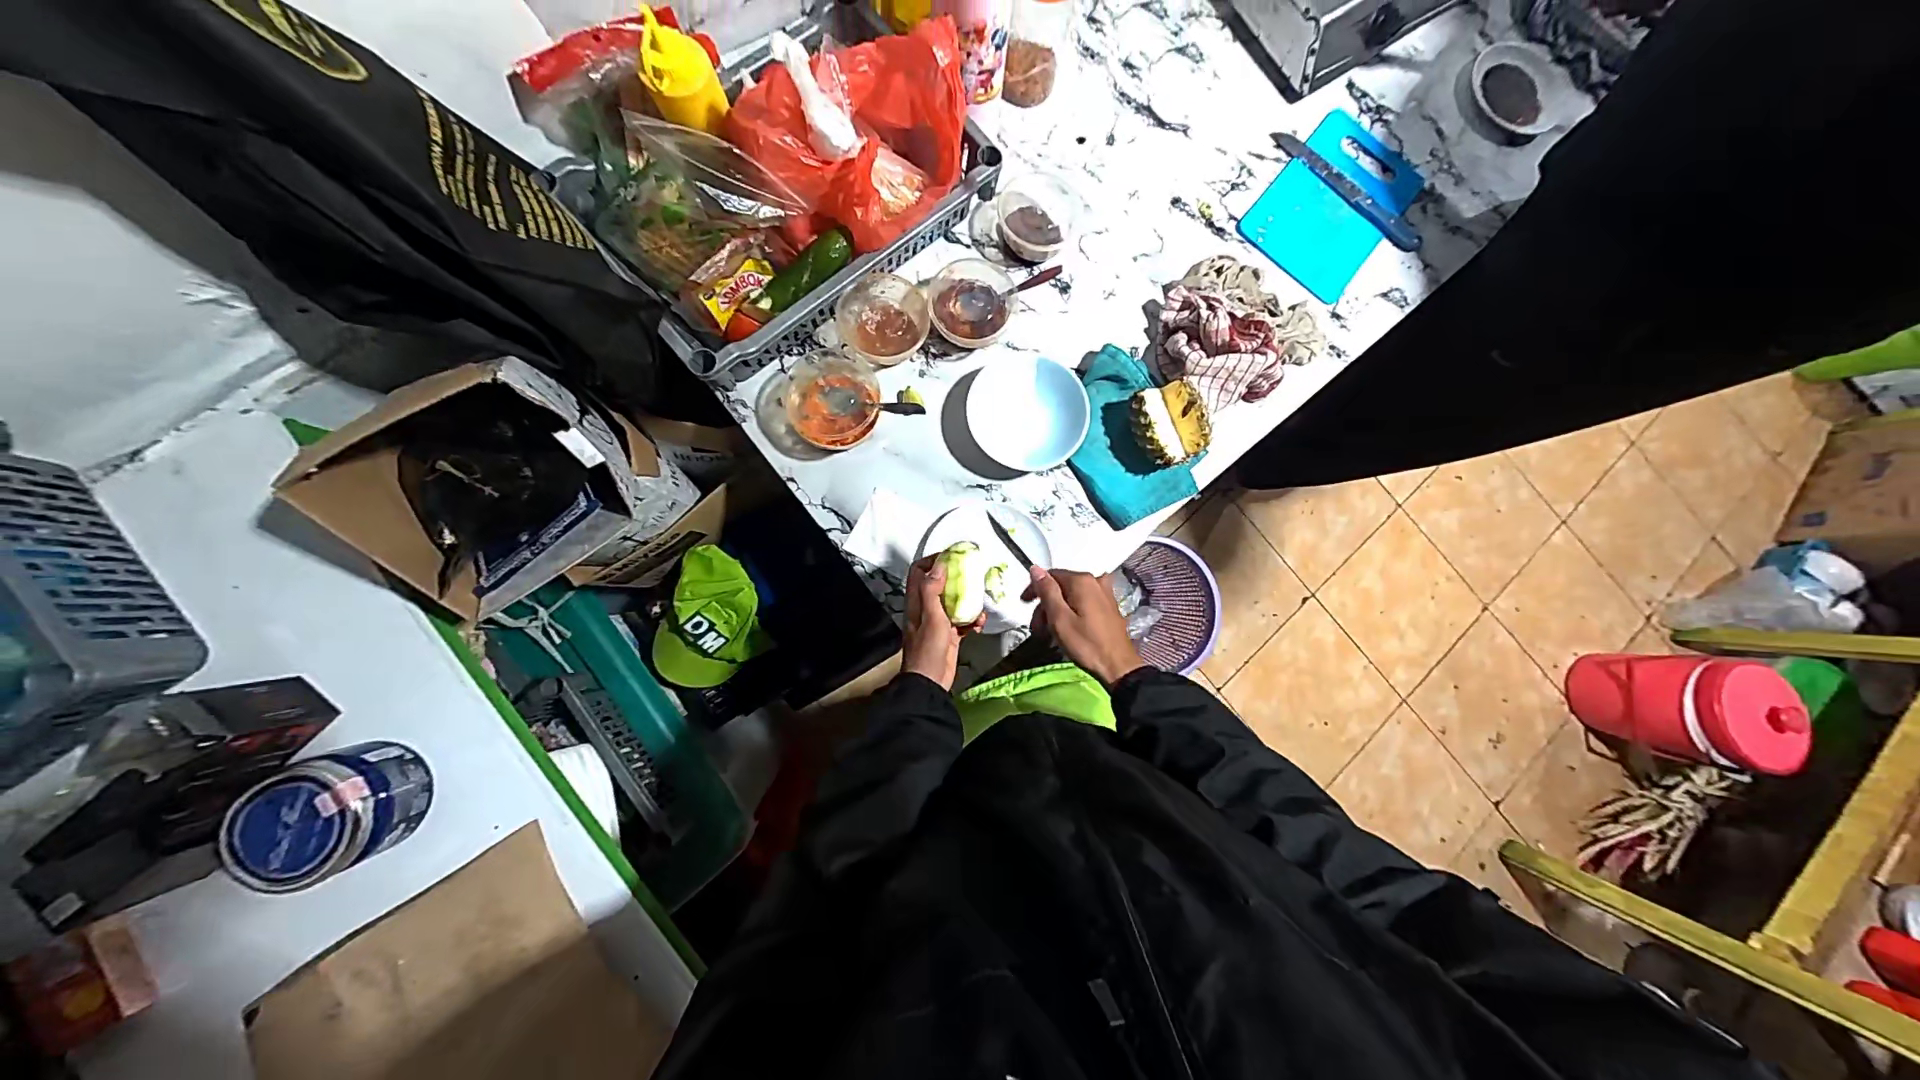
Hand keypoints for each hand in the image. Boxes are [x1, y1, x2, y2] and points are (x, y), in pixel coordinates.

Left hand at [902, 555, 980, 690]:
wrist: (930, 681)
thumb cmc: (928, 649)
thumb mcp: (931, 616)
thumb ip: (932, 590)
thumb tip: (940, 565)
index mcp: (916, 601)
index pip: (919, 571)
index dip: (932, 560)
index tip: (952, 557)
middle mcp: (926, 608)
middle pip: (939, 584)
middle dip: (956, 578)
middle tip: (973, 575)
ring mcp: (938, 621)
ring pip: (954, 601)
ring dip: (968, 601)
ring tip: (979, 604)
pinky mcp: (950, 634)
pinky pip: (963, 620)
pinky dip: (972, 619)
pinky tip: (979, 624)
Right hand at [1024, 566, 1145, 685]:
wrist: (1118, 667)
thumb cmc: (1086, 644)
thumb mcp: (1059, 618)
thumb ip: (1047, 591)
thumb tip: (1035, 569)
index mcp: (1082, 580)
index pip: (1050, 575)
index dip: (1034, 589)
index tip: (1024, 604)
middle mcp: (1095, 581)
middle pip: (1061, 586)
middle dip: (1046, 605)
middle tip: (1038, 628)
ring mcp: (1105, 593)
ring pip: (1072, 595)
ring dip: (1057, 610)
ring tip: (1050, 633)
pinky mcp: (1109, 606)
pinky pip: (1084, 602)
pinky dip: (1072, 612)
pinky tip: (1068, 630)